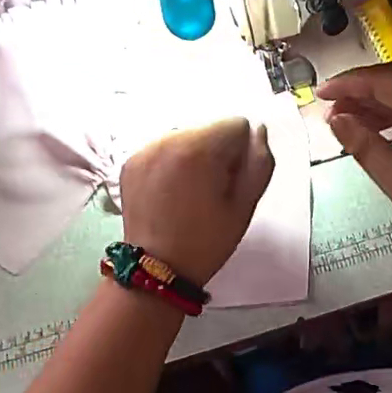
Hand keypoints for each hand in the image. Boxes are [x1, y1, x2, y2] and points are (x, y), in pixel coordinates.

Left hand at [119, 118, 273, 284]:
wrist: (157, 268)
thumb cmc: (207, 241)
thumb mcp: (245, 206)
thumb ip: (260, 163)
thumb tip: (259, 132)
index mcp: (198, 149)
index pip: (237, 124)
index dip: (242, 152)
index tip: (232, 181)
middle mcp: (168, 139)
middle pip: (210, 128)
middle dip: (217, 152)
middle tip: (212, 191)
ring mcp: (145, 149)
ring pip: (187, 136)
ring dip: (196, 155)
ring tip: (191, 192)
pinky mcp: (131, 160)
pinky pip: (165, 148)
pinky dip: (174, 162)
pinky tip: (172, 192)